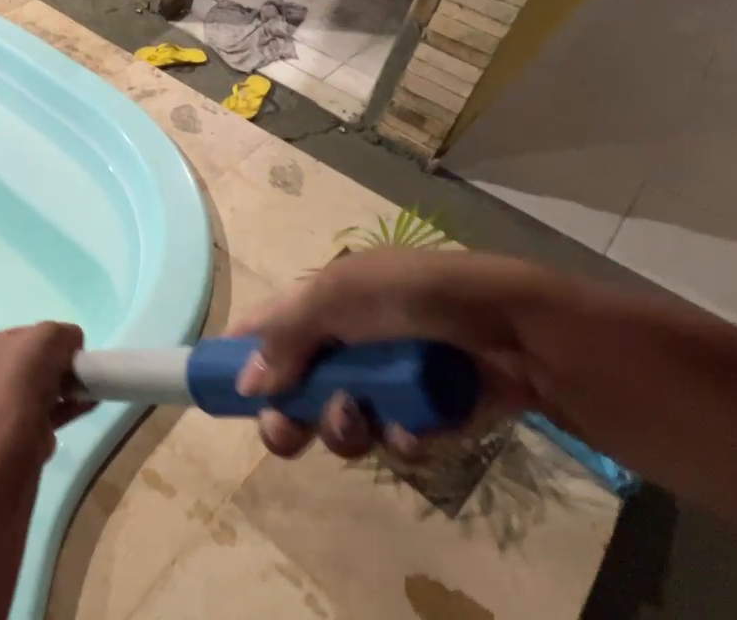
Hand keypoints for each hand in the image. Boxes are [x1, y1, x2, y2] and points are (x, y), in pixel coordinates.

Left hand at [0, 322, 95, 460]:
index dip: (51, 336)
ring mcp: (9, 399)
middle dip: (62, 362)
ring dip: (70, 384)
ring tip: (89, 385)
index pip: (28, 333)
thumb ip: (67, 332)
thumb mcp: (51, 334)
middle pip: (38, 360)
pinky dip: (72, 405)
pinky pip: (53, 409)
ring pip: (46, 385)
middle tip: (79, 366)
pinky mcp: (25, 424)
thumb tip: (73, 343)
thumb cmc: (26, 374)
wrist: (17, 432)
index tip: (69, 346)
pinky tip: (92, 401)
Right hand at [228, 249, 557, 461]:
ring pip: (337, 424)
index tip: (216, 388)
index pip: (263, 330)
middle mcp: (346, 345)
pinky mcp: (425, 418)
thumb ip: (285, 336)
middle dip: (284, 415)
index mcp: (320, 305)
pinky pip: (392, 442)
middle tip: (286, 429)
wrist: (519, 330)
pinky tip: (414, 428)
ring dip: (342, 428)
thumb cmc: (418, 296)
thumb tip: (245, 385)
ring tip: (362, 417)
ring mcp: (385, 384)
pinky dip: (399, 439)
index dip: (236, 356)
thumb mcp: (338, 294)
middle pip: (291, 391)